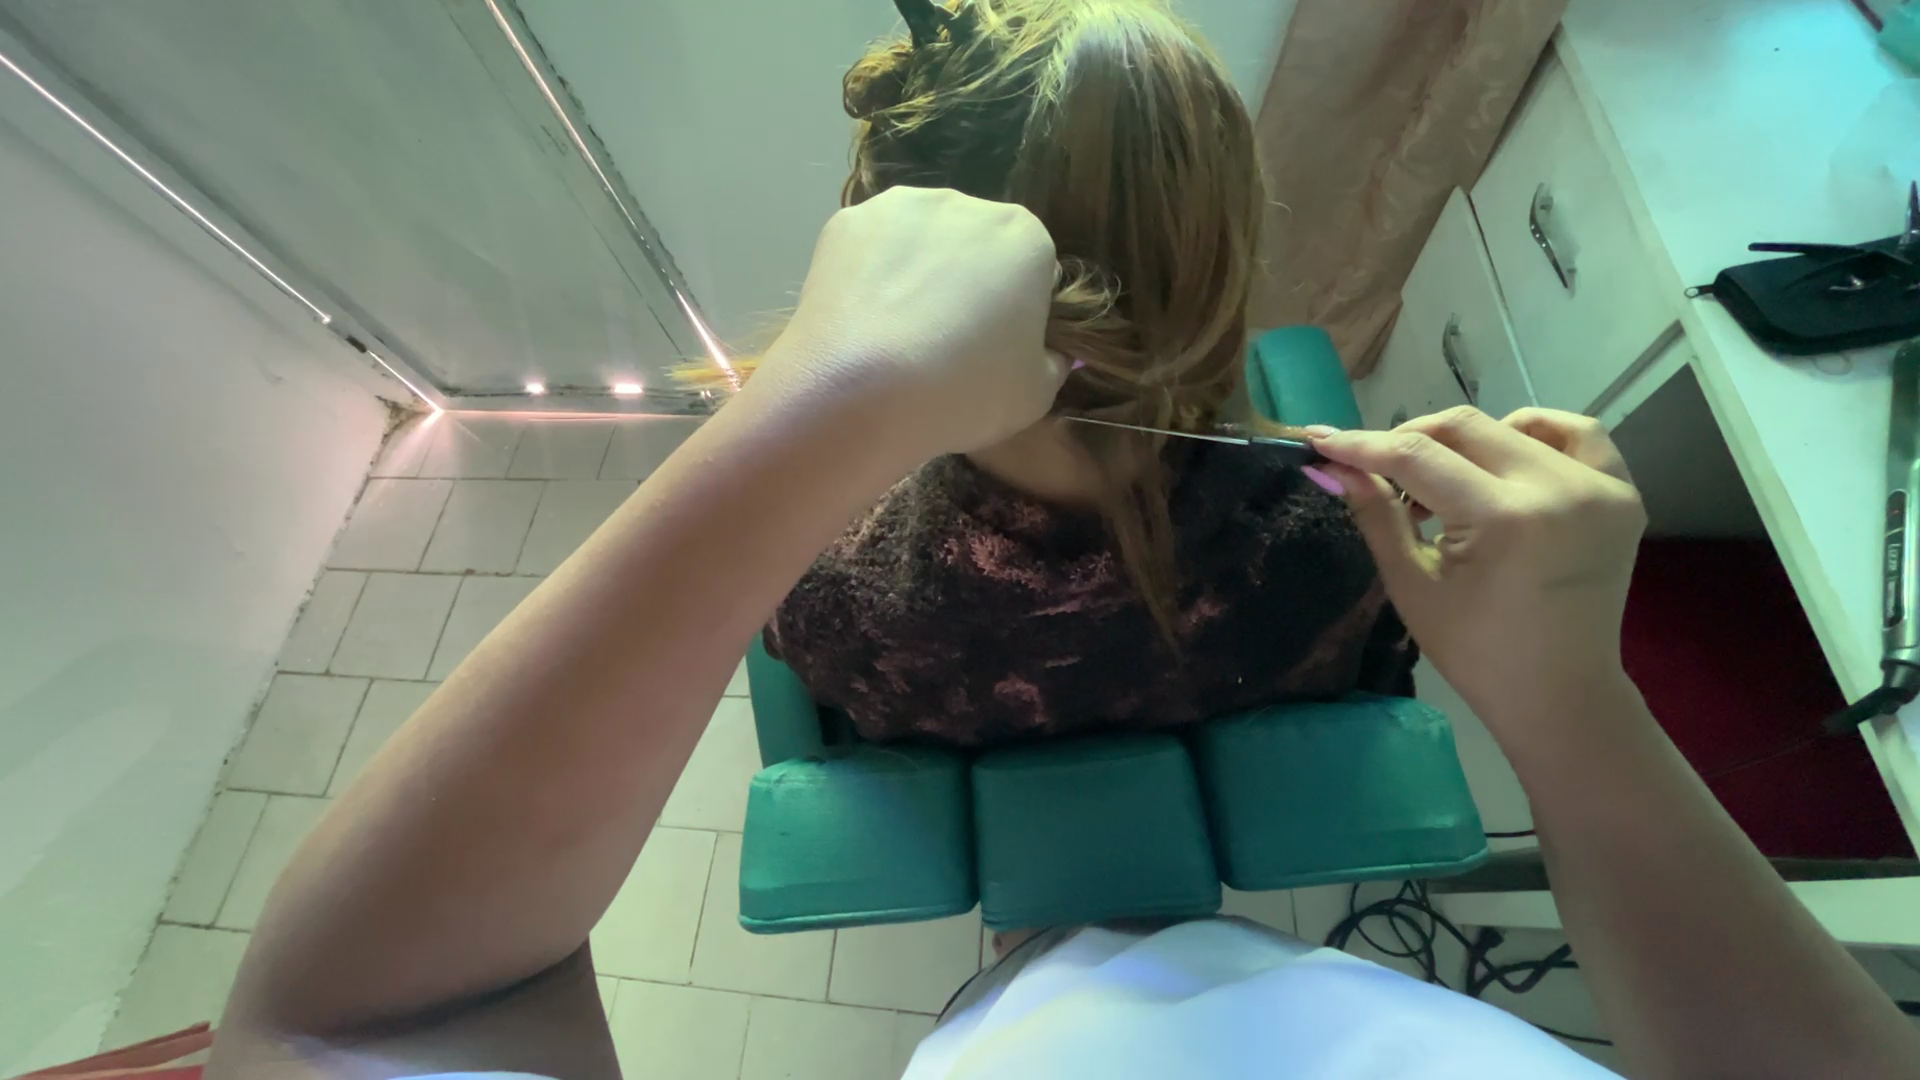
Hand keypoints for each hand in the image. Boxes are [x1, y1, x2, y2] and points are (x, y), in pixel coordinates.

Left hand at [764, 186, 1067, 454]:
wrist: (859, 394)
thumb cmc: (964, 393)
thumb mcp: (1035, 396)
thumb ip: (1052, 362)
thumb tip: (1049, 351)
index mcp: (1026, 238)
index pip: (1035, 271)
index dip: (1019, 313)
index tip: (998, 350)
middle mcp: (966, 204)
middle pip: (977, 247)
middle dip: (969, 285)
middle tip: (947, 346)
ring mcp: (900, 207)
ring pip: (921, 242)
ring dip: (918, 274)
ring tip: (897, 336)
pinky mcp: (845, 223)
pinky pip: (872, 251)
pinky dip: (871, 279)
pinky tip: (862, 324)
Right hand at [1312, 407, 1647, 743]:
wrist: (1557, 689)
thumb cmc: (1472, 648)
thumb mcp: (1410, 581)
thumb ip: (1374, 512)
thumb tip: (1330, 465)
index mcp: (1505, 520)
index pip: (1417, 456)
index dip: (1362, 445)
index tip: (1319, 440)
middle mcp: (1559, 489)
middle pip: (1463, 427)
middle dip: (1404, 439)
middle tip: (1372, 468)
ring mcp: (1601, 487)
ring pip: (1512, 424)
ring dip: (1461, 439)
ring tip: (1438, 479)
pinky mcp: (1621, 491)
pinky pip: (1575, 433)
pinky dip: (1531, 433)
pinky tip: (1502, 458)